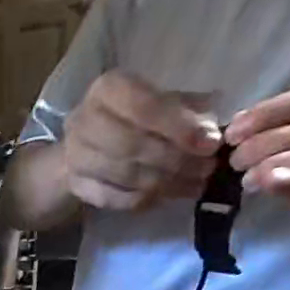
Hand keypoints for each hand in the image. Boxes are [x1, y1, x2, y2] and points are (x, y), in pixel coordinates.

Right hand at [62, 71, 223, 211]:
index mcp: (108, 89)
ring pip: (125, 175)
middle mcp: (85, 120)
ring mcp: (76, 155)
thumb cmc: (129, 116)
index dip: (179, 127)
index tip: (210, 144)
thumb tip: (212, 128)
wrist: (82, 144)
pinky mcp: (77, 185)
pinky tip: (168, 196)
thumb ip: (185, 111)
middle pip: (132, 145)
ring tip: (195, 185)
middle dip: (175, 160)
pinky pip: (114, 198)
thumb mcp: (157, 100)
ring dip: (165, 183)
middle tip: (206, 169)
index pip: (144, 108)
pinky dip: (144, 199)